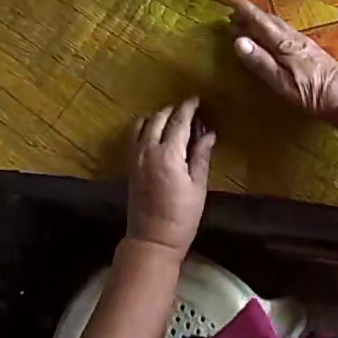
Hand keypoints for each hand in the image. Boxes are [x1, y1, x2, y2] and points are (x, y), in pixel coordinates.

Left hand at [126, 97, 214, 254]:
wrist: (152, 238)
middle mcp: (148, 149)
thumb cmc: (182, 216)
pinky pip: (134, 134)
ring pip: (144, 123)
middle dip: (174, 109)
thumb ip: (201, 156)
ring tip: (173, 117)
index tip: (197, 99)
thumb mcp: (198, 186)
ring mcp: (135, 155)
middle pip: (159, 118)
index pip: (178, 121)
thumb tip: (208, 133)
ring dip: (158, 115)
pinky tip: (154, 129)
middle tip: (189, 109)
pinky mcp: (129, 163)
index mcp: (168, 153)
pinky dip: (145, 125)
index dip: (188, 108)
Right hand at [220, 0, 337, 119]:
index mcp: (283, 43)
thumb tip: (237, 40)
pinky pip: (280, 31)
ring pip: (274, 23)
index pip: (257, 18)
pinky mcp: (306, 49)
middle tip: (227, 13)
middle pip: (265, 18)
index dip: (239, 4)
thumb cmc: (312, 93)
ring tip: (241, 23)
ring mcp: (301, 42)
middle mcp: (292, 37)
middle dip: (245, 12)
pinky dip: (266, 29)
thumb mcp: (281, 81)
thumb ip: (259, 61)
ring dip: (256, 20)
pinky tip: (265, 37)